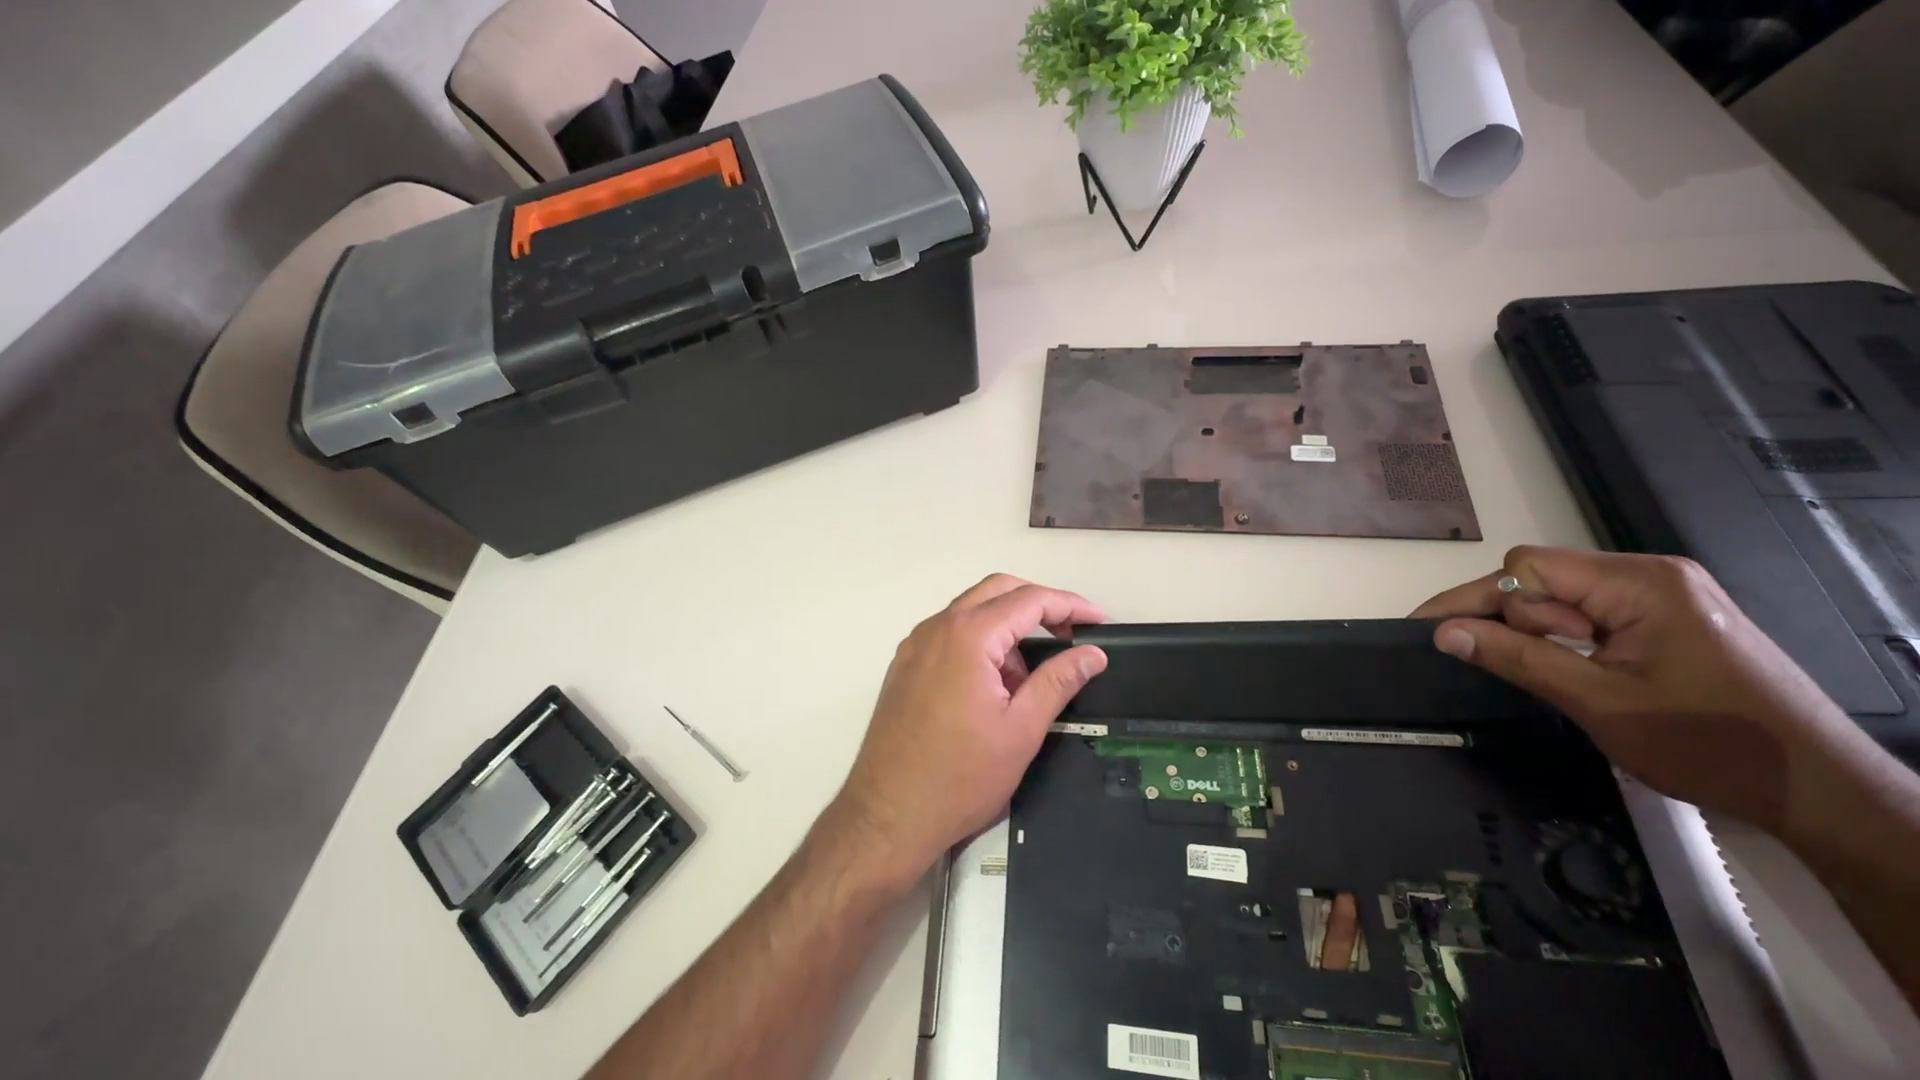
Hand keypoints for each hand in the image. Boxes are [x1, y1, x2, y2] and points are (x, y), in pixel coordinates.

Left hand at [826, 575, 1108, 883]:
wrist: (888, 815)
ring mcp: (914, 647)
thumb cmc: (960, 777)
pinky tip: (996, 684)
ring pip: (970, 611)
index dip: (1069, 604)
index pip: (1028, 600)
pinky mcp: (904, 668)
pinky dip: (980, 642)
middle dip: (1039, 604)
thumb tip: (1092, 653)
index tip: (1099, 621)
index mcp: (967, 636)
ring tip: (1034, 674)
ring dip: (1008, 626)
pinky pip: (949, 635)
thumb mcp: (1022, 729)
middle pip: (996, 591)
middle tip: (1072, 634)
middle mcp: (936, 629)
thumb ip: (1058, 681)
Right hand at [1410, 546, 1863, 834]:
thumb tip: (1444, 633)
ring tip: (1566, 682)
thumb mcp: (1598, 702)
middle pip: (1546, 579)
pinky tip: (1575, 673)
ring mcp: (1667, 597)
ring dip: (1546, 636)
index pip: (1529, 567)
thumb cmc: (1707, 744)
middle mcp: (1652, 575)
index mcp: (1639, 582)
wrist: (1818, 789)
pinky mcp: (1674, 622)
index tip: (1438, 638)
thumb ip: (1517, 659)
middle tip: (1528, 673)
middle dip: (1520, 622)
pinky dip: (1572, 643)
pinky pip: (1597, 617)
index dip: (1480, 600)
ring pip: (1568, 600)